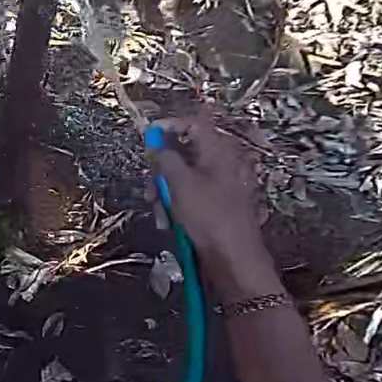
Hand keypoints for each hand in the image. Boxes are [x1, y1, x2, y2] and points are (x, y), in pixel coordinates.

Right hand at [149, 114, 280, 302]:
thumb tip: (155, 142)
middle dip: (162, 170)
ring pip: (183, 178)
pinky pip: (190, 196)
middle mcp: (221, 165)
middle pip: (184, 154)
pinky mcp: (215, 206)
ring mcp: (219, 186)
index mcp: (218, 151)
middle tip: (151, 187)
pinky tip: (170, 222)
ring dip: (165, 192)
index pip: (193, 124)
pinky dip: (176, 205)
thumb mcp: (179, 183)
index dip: (169, 126)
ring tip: (160, 211)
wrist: (233, 258)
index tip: (148, 136)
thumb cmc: (208, 215)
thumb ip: (164, 158)